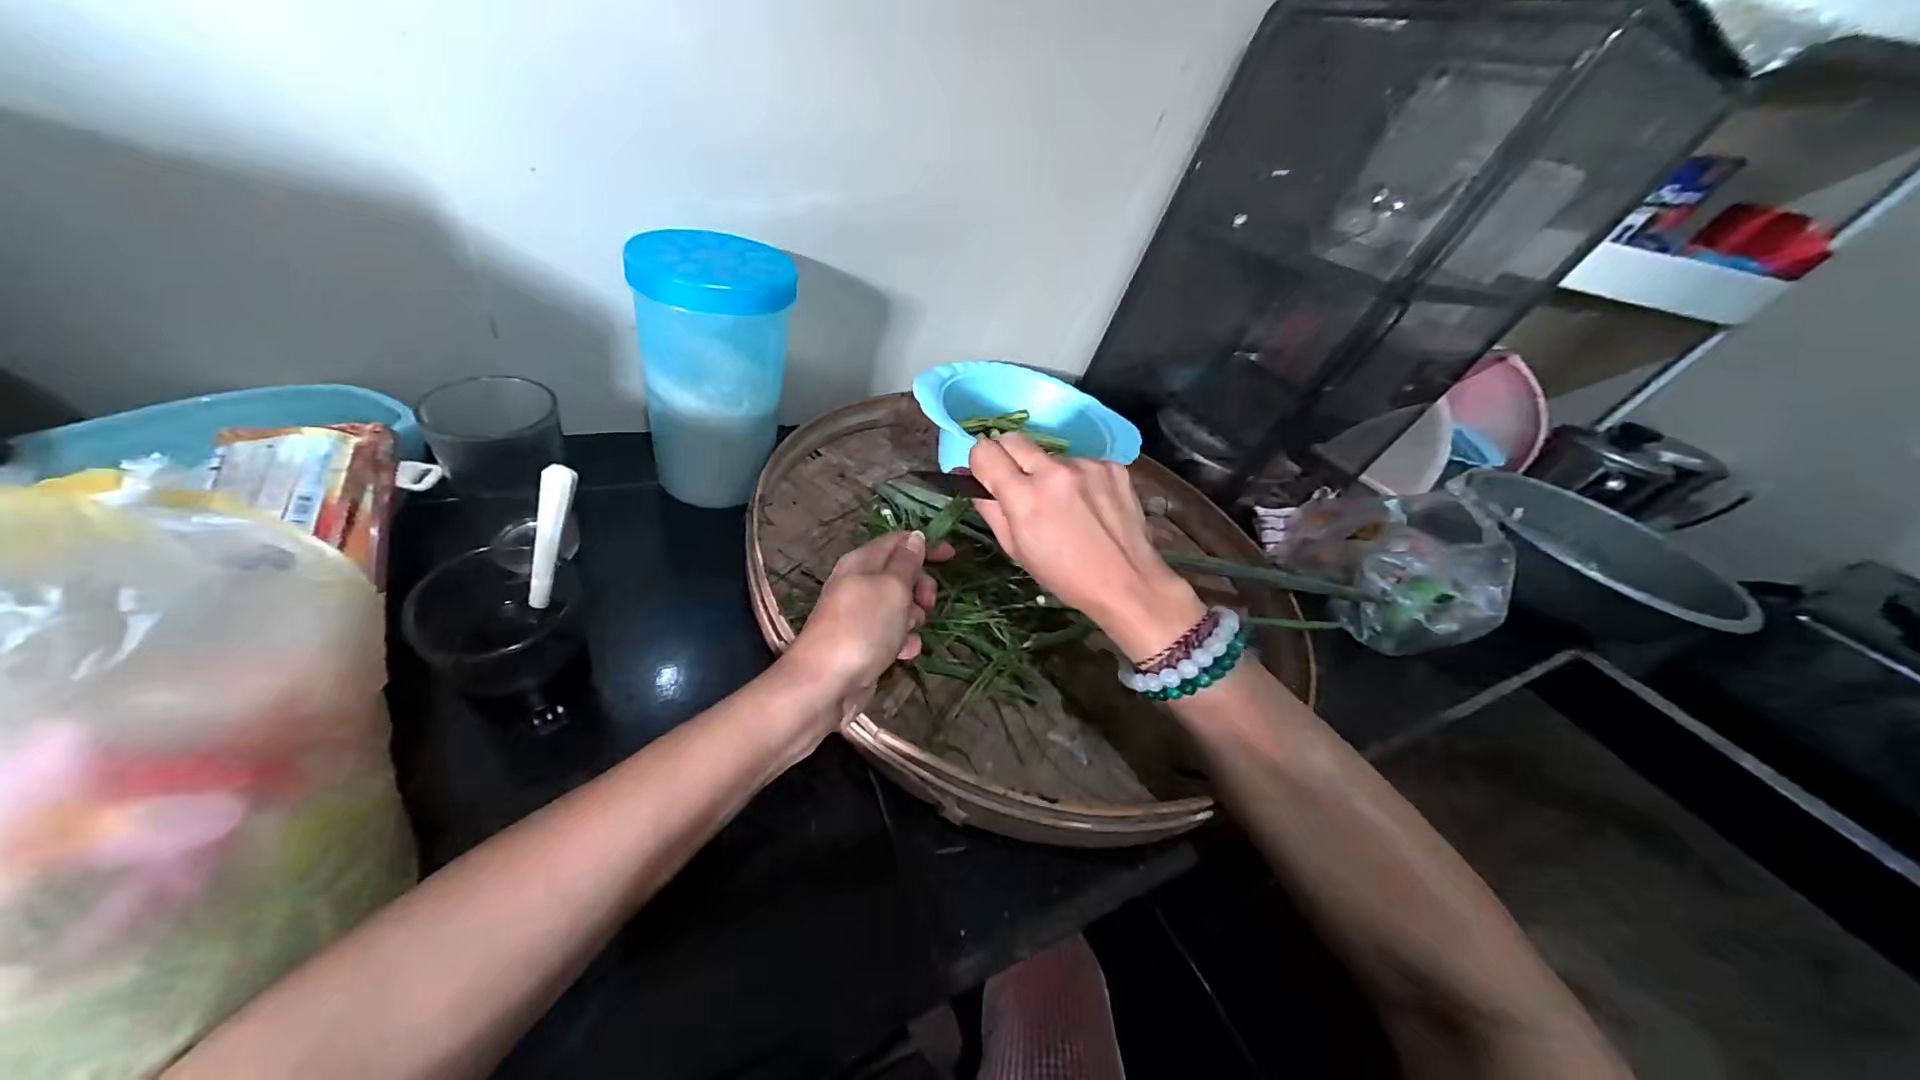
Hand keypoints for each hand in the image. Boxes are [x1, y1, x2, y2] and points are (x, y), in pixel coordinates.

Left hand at [785, 530, 952, 697]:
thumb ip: (907, 562)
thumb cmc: (862, 627)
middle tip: (928, 603)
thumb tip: (915, 537)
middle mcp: (858, 583)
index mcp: (862, 561)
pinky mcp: (862, 642)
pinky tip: (904, 653)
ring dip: (913, 617)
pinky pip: (892, 633)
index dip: (925, 545)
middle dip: (921, 587)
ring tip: (908, 632)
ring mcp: (859, 614)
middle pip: (901, 574)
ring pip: (900, 606)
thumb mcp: (892, 587)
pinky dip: (902, 640)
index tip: (952, 557)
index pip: (897, 541)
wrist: (826, 682)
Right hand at [967, 433, 1206, 662]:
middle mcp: (1055, 472)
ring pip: (1050, 454)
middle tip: (1019, 483)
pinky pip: (1081, 463)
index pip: (985, 451)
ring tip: (1065, 505)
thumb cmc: (1064, 575)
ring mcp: (1087, 465)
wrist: (1127, 581)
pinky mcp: (1113, 466)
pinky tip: (1089, 505)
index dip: (981, 463)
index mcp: (1025, 498)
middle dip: (1008, 456)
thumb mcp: (1016, 550)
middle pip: (1013, 439)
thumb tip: (971, 481)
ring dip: (1048, 472)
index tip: (988, 477)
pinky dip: (1078, 479)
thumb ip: (990, 509)